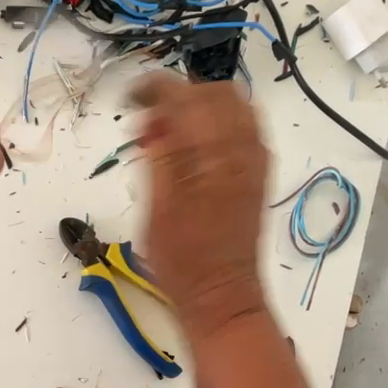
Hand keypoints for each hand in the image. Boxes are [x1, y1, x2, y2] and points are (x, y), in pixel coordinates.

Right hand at [130, 73, 272, 335]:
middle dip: (179, 96)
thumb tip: (153, 123)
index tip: (129, 99)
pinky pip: (245, 128)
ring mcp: (256, 160)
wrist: (222, 297)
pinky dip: (218, 124)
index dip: (154, 90)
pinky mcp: (258, 174)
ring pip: (234, 106)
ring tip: (170, 132)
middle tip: (148, 120)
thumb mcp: (157, 211)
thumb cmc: (182, 263)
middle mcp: (242, 149)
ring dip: (200, 108)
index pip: (185, 98)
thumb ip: (158, 160)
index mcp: (212, 156)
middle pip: (215, 94)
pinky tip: (195, 147)